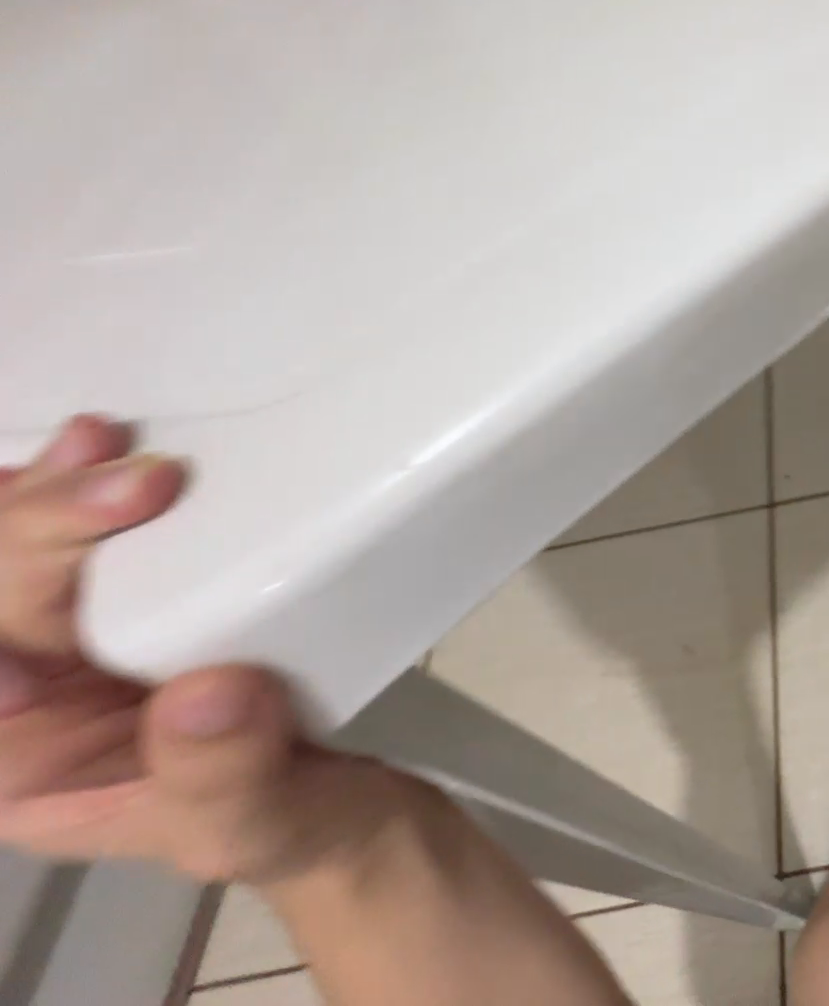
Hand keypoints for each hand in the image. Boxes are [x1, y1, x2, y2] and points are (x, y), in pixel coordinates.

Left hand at [0, 416, 420, 883]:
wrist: (349, 817)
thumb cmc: (298, 832)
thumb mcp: (257, 821)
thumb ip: (222, 771)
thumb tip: (209, 684)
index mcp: (18, 760)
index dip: (7, 582)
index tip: (110, 522)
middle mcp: (31, 699)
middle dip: (34, 526)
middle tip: (139, 478)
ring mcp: (90, 656)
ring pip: (17, 567)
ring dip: (42, 498)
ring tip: (99, 441)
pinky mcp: (155, 625)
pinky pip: (95, 559)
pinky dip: (90, 503)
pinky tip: (107, 458)